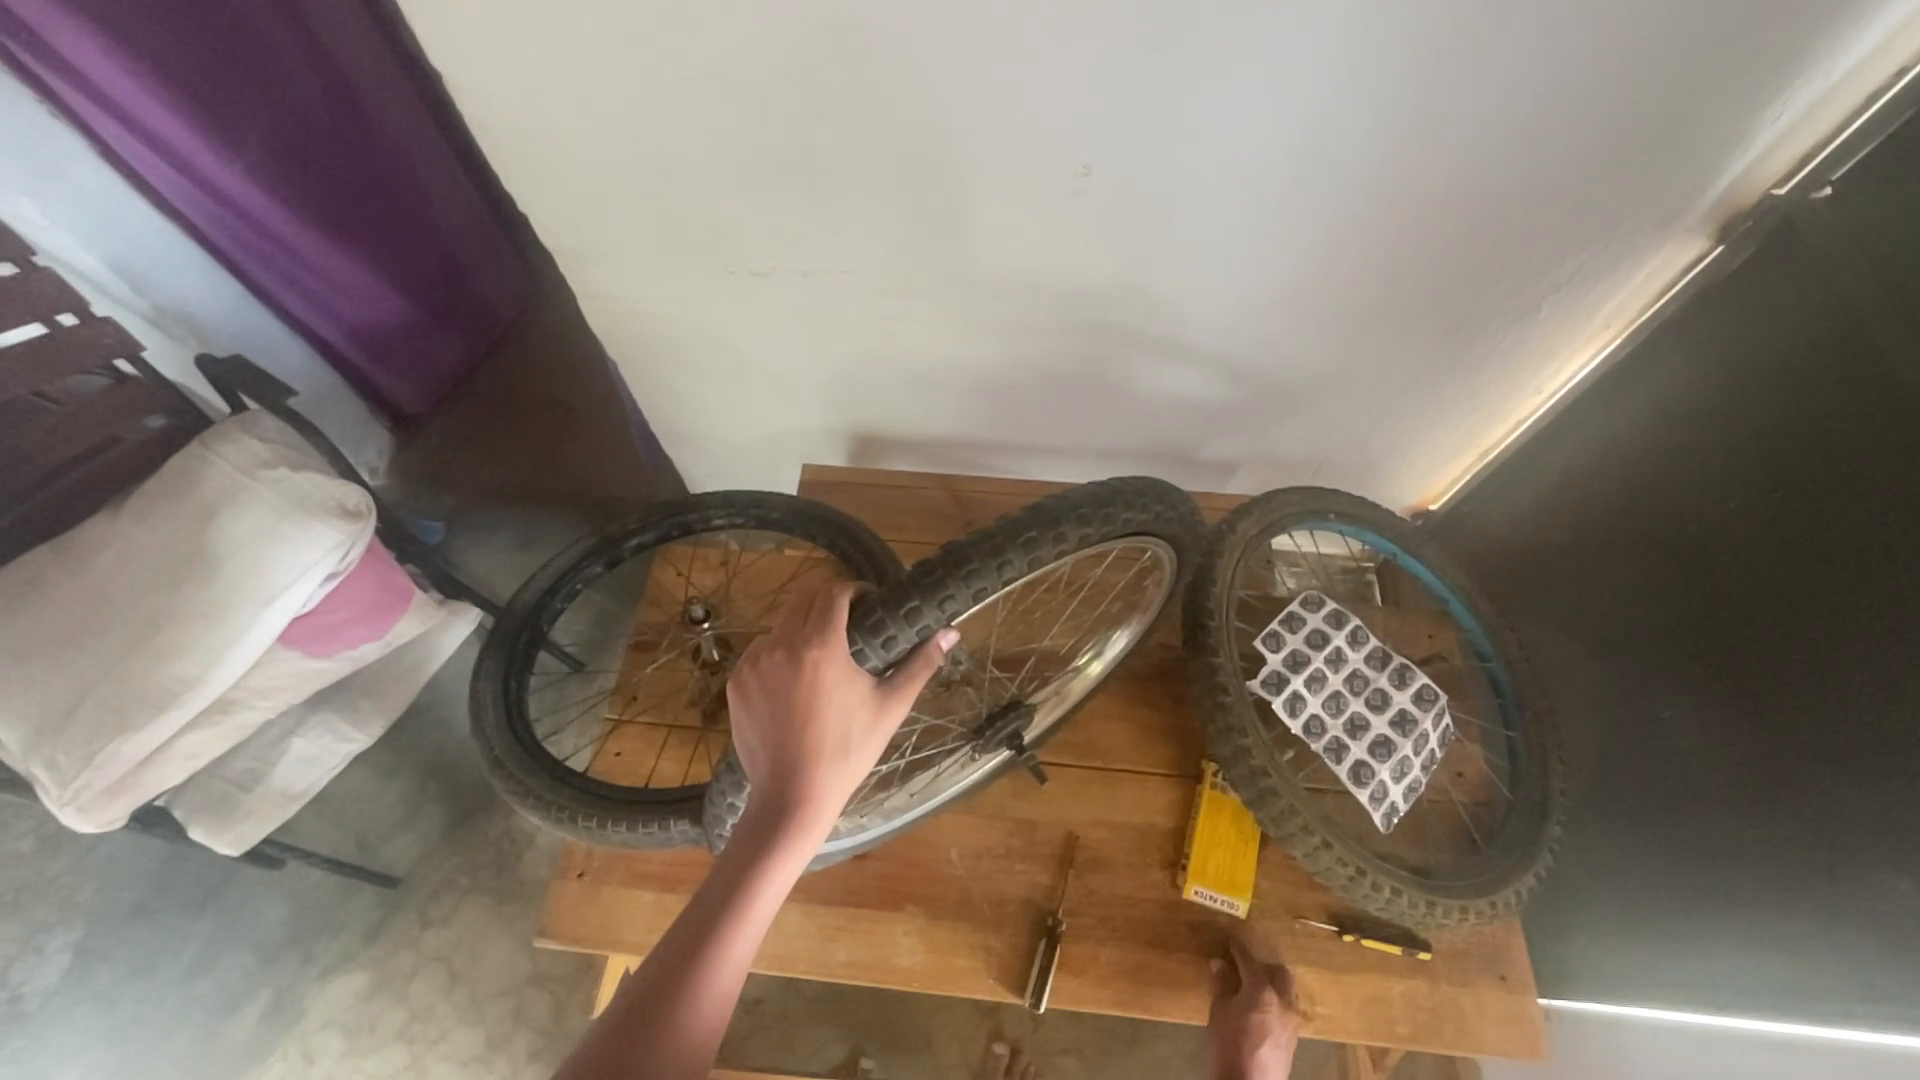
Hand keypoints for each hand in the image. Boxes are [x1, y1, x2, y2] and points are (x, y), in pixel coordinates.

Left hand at [726, 580, 958, 833]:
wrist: (792, 797)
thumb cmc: (848, 751)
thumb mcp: (890, 706)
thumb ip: (920, 664)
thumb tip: (950, 633)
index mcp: (820, 645)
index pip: (833, 592)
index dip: (853, 590)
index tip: (869, 602)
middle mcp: (781, 644)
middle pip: (802, 599)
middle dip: (826, 601)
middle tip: (849, 621)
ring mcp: (753, 663)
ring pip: (779, 625)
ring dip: (801, 627)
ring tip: (822, 655)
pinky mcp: (737, 682)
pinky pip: (759, 652)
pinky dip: (778, 654)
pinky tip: (795, 682)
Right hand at [1208, 937, 1300, 1079]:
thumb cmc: (1229, 1046)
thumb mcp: (1219, 1013)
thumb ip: (1221, 985)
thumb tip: (1219, 963)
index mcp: (1262, 991)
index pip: (1249, 961)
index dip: (1238, 949)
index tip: (1230, 940)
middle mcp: (1284, 1001)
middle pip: (1279, 971)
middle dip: (1262, 964)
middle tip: (1244, 964)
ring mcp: (1292, 1020)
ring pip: (1287, 989)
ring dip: (1272, 982)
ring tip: (1253, 985)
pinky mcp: (1294, 1036)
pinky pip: (1288, 1006)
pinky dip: (1276, 999)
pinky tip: (1261, 1007)